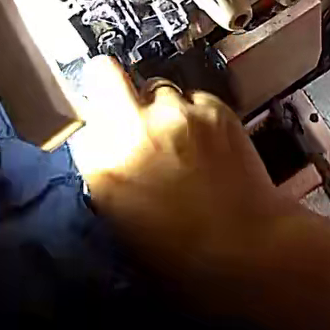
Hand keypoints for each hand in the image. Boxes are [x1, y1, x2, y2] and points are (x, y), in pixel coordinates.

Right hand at [75, 58, 296, 292]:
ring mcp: (178, 114)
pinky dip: (195, 112)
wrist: (247, 246)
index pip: (82, 125)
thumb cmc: (182, 254)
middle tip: (121, 99)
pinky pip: (194, 97)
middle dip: (108, 82)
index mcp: (104, 168)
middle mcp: (137, 130)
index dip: (94, 127)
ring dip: (159, 104)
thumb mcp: (122, 224)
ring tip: (175, 131)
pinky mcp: (214, 108)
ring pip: (156, 86)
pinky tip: (205, 138)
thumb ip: (107, 178)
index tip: (102, 131)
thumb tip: (107, 152)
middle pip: (106, 75)